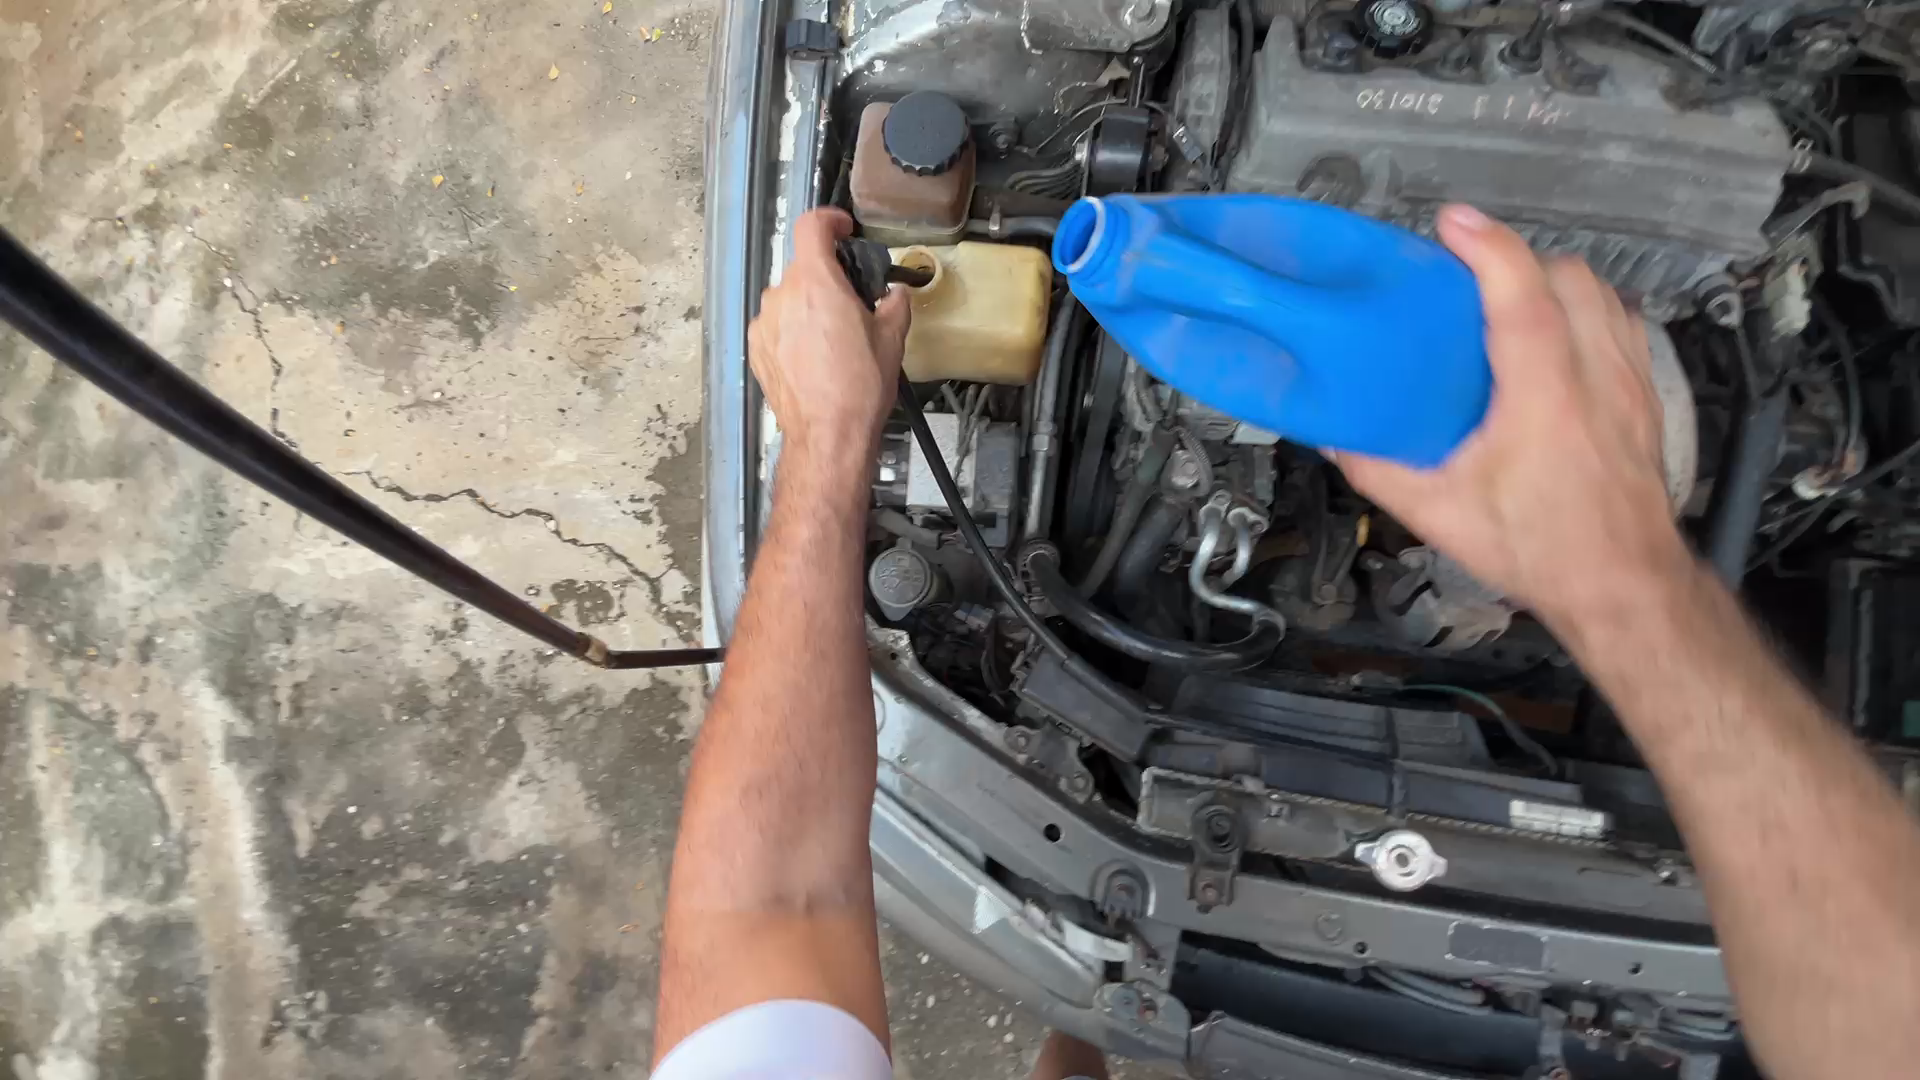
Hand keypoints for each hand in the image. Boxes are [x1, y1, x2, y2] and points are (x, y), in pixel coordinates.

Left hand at [748, 208, 910, 460]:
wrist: (827, 435)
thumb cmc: (858, 389)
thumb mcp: (892, 340)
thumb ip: (894, 304)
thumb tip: (893, 296)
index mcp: (816, 283)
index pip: (812, 225)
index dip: (830, 220)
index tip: (842, 229)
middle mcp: (783, 296)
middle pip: (803, 268)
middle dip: (827, 279)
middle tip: (852, 305)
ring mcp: (765, 324)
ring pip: (789, 299)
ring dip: (810, 308)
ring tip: (834, 341)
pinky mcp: (757, 350)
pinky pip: (777, 326)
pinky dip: (794, 332)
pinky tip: (816, 360)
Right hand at [1332, 204, 1689, 620]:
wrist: (1619, 582)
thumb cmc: (1529, 546)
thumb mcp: (1431, 514)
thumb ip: (1375, 470)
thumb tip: (1332, 437)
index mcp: (1543, 401)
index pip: (1524, 301)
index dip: (1489, 250)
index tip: (1451, 222)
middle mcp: (1596, 378)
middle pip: (1570, 280)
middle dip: (1517, 260)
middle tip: (1463, 276)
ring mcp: (1630, 384)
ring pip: (1603, 295)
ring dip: (1550, 281)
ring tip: (1500, 297)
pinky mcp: (1643, 397)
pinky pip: (1618, 323)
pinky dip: (1580, 308)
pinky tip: (1547, 334)